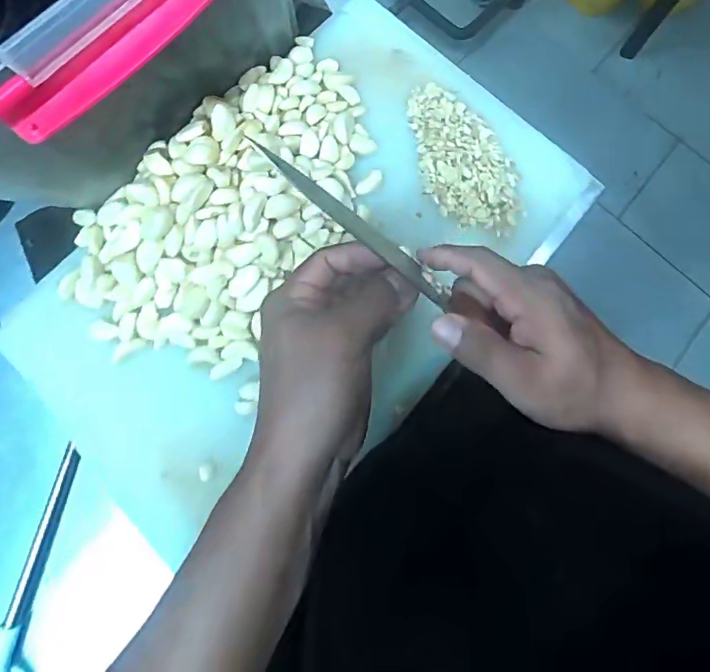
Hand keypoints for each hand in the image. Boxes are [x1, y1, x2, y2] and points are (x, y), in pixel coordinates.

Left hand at [250, 243, 416, 473]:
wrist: (305, 456)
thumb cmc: (315, 386)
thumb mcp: (344, 333)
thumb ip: (375, 298)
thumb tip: (405, 275)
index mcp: (291, 297)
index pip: (329, 258)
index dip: (362, 253)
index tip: (400, 255)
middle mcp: (305, 311)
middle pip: (345, 278)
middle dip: (378, 272)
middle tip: (416, 272)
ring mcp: (324, 336)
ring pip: (358, 301)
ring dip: (385, 292)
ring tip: (418, 287)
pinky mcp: (342, 357)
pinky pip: (365, 324)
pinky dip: (385, 314)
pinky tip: (407, 309)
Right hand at [420, 245, 637, 434]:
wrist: (626, 395)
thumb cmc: (575, 391)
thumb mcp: (522, 381)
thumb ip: (478, 349)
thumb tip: (436, 322)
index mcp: (528, 292)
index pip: (478, 262)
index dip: (445, 257)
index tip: (416, 258)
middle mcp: (535, 279)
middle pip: (479, 281)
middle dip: (469, 314)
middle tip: (491, 356)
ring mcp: (544, 288)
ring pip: (492, 292)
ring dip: (486, 322)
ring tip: (509, 358)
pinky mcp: (549, 300)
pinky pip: (508, 299)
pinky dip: (500, 321)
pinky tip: (517, 351)